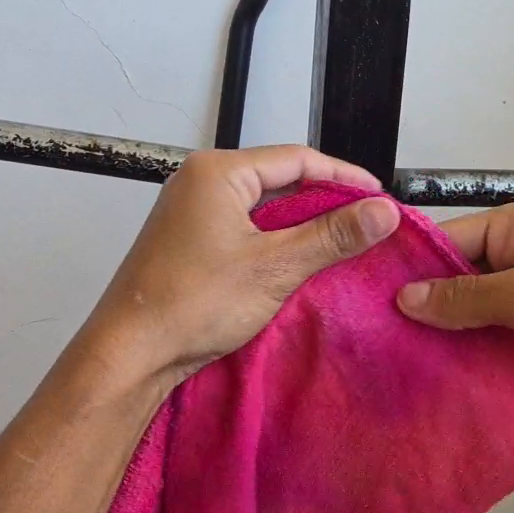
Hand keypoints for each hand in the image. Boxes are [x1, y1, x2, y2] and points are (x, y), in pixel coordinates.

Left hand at [78, 145, 401, 389]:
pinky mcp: (190, 239)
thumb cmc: (193, 302)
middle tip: (367, 221)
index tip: (379, 197)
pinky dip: (276, 239)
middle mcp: (201, 181)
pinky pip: (245, 227)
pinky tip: (301, 260)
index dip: (344, 176)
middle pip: (279, 178)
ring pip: (263, 205)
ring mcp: (192, 210)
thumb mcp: (275, 266)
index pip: (296, 158)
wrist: (129, 353)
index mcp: (218, 171)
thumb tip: (384, 211)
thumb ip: (333, 235)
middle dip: (325, 199)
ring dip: (302, 222)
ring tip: (343, 241)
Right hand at [394, 199, 513, 430]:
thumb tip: (403, 299)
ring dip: (447, 338)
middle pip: (456, 279)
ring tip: (398, 364)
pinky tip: (438, 378)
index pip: (448, 239)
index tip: (367, 303)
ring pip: (471, 315)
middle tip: (377, 341)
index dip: (411, 270)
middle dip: (426, 309)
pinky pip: (492, 342)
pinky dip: (471, 358)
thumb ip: (465, 297)